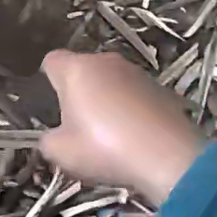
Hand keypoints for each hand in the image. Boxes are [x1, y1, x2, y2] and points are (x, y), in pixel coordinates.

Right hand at [40, 50, 206, 204]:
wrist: (168, 155)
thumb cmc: (105, 148)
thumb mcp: (61, 153)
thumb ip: (47, 140)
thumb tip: (51, 137)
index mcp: (77, 69)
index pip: (52, 60)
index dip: (48, 80)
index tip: (51, 106)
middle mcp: (107, 61)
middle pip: (83, 70)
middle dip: (78, 92)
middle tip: (78, 126)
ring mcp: (137, 71)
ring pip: (111, 80)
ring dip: (106, 99)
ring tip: (110, 135)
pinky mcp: (161, 86)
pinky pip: (134, 93)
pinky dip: (130, 108)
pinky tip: (135, 135)